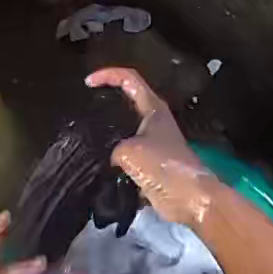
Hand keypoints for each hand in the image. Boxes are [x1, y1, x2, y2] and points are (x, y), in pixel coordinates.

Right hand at [86, 66, 217, 226]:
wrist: (189, 198)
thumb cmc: (164, 167)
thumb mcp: (130, 152)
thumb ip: (112, 147)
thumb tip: (109, 155)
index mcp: (153, 108)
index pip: (130, 79)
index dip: (108, 75)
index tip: (88, 82)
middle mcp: (154, 119)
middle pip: (127, 99)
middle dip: (106, 97)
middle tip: (82, 105)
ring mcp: (153, 140)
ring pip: (125, 126)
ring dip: (108, 128)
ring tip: (85, 133)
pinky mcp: (151, 161)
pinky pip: (126, 150)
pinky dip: (112, 152)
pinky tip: (96, 159)